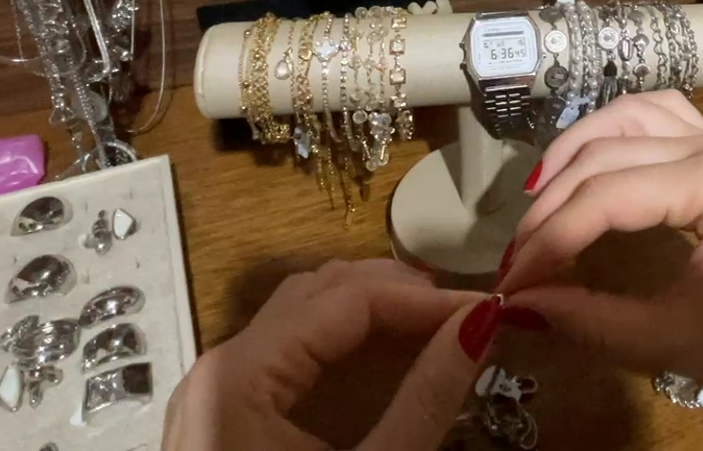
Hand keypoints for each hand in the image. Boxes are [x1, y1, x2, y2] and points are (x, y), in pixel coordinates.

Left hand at [162, 259, 498, 449]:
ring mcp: (217, 389)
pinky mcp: (225, 414)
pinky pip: (291, 343)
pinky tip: (384, 351)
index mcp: (242, 374)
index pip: (352, 297)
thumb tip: (482, 319)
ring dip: (374, 304)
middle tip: (463, 314)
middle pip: (325, 289)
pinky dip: (345, 334)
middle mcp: (221, 364)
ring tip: (431, 324)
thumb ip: (427, 396)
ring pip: (306, 308)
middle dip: (401, 292)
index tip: (485, 307)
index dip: (425, 297)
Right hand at [496, 92, 702, 443]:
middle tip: (518, 254)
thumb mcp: (674, 342)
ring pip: (629, 114)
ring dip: (577, 149)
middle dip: (553, 201)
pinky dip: (614, 130)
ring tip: (538, 197)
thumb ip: (590, 320)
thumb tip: (516, 304)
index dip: (551, 238)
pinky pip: (657, 114)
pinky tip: (590, 158)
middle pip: (609, 151)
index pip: (608, 196)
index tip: (512, 282)